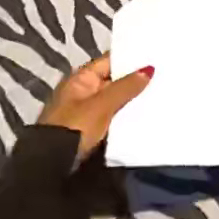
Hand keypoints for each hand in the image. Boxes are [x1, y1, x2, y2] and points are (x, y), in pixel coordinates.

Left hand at [37, 57, 153, 168]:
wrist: (52, 164)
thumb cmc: (75, 127)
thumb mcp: (103, 104)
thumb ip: (126, 86)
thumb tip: (150, 68)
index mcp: (81, 79)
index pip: (110, 60)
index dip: (131, 57)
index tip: (157, 53)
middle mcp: (83, 91)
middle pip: (114, 79)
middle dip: (137, 78)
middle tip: (166, 72)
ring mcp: (88, 110)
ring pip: (117, 98)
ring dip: (134, 96)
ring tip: (164, 89)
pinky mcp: (93, 128)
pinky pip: (115, 114)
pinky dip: (129, 112)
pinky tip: (149, 110)